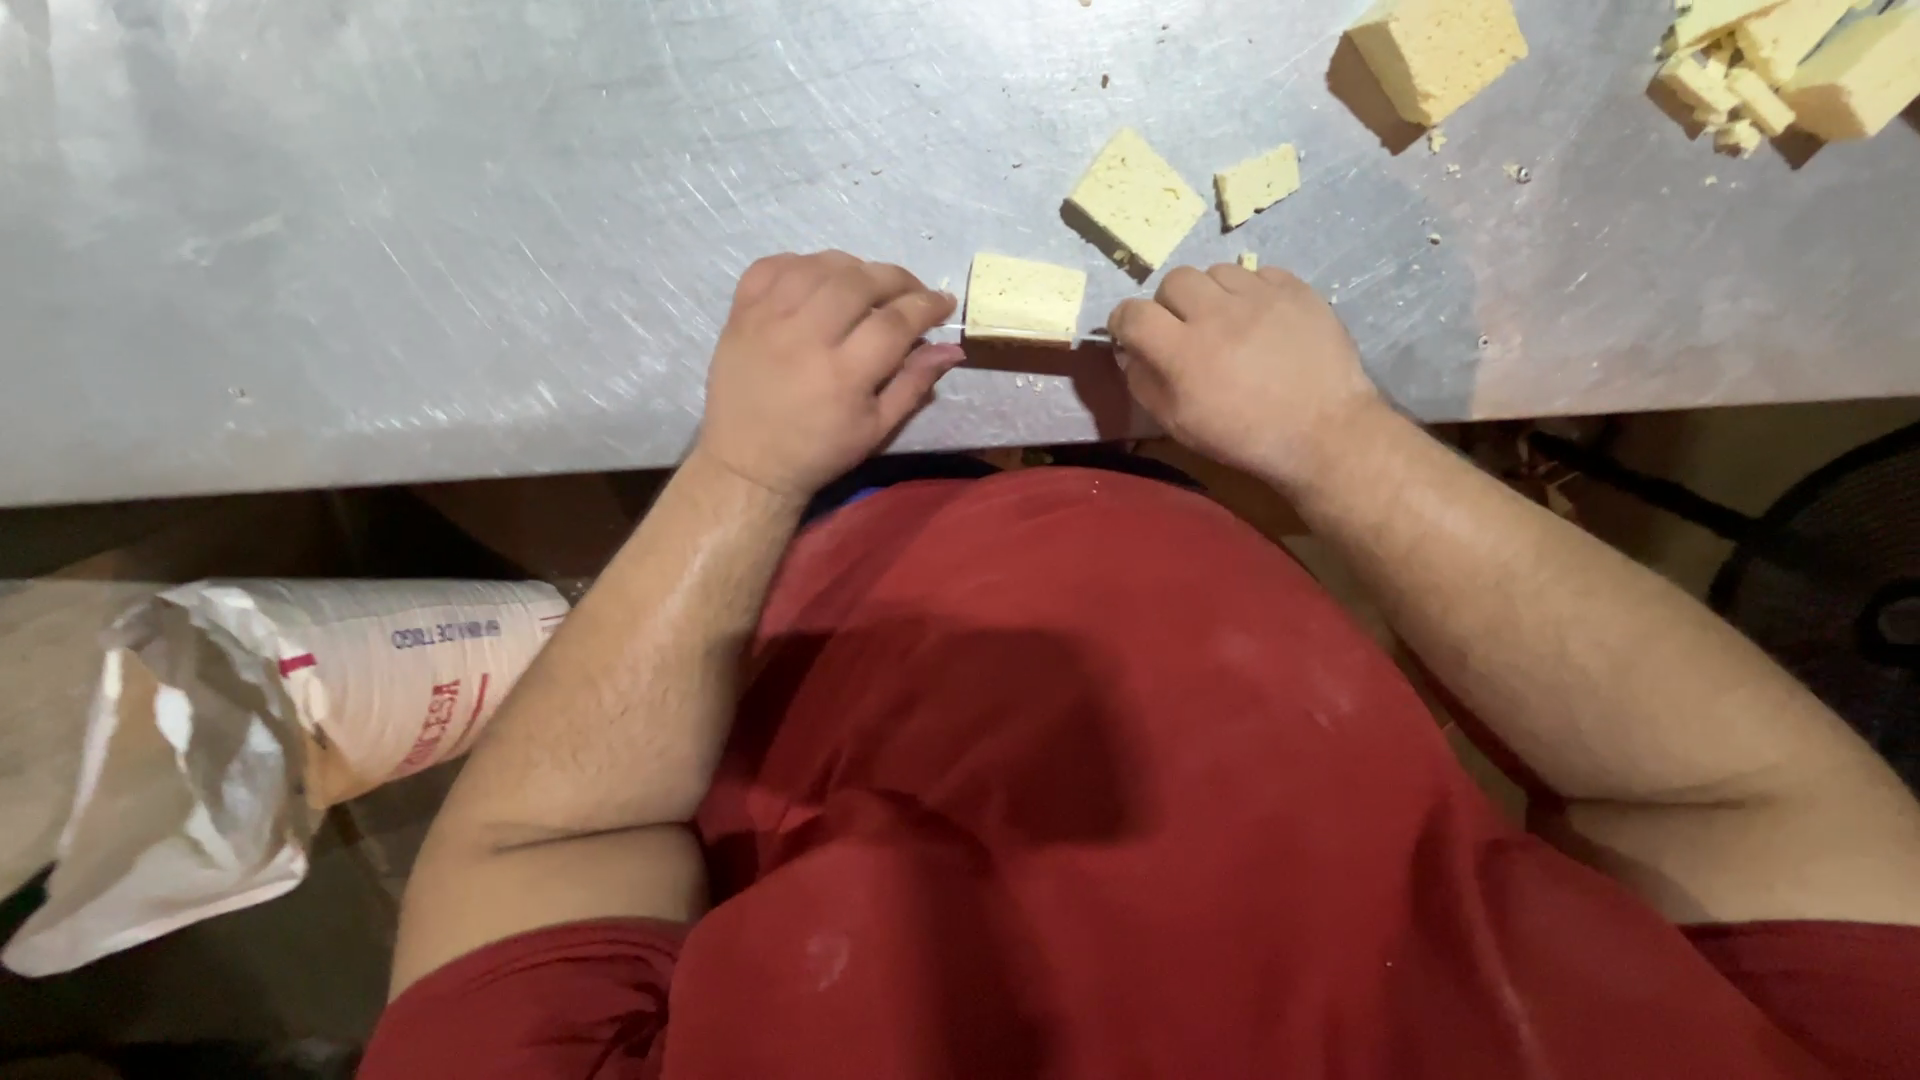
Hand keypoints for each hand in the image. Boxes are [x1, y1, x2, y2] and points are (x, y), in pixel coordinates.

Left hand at [695, 251, 961, 499]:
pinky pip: (774, 265)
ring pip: (820, 265)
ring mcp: (768, 319)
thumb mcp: (877, 429)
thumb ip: (914, 383)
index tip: (944, 303)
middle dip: (896, 279)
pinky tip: (819, 281)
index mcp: (843, 375)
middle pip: (860, 281)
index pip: (895, 321)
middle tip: (911, 292)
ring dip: (853, 267)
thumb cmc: (819, 451)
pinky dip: (803, 264)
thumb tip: (952, 347)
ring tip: (867, 285)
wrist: (748, 463)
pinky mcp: (741, 312)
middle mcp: (805, 338)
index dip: (927, 305)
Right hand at [1108, 264, 1388, 487]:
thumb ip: (1144, 383)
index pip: (1133, 313)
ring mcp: (1259, 296)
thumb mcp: (1179, 424)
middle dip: (1169, 303)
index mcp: (1182, 352)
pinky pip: (1257, 272)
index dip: (1123, 321)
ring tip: (1225, 320)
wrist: (1321, 431)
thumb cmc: (1243, 436)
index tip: (1130, 333)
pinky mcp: (1294, 289)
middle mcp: (1216, 314)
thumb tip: (1129, 353)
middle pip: (1173, 280)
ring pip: (1215, 272)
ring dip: (1210, 294)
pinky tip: (1257, 318)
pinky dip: (1249, 291)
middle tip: (1183, 327)